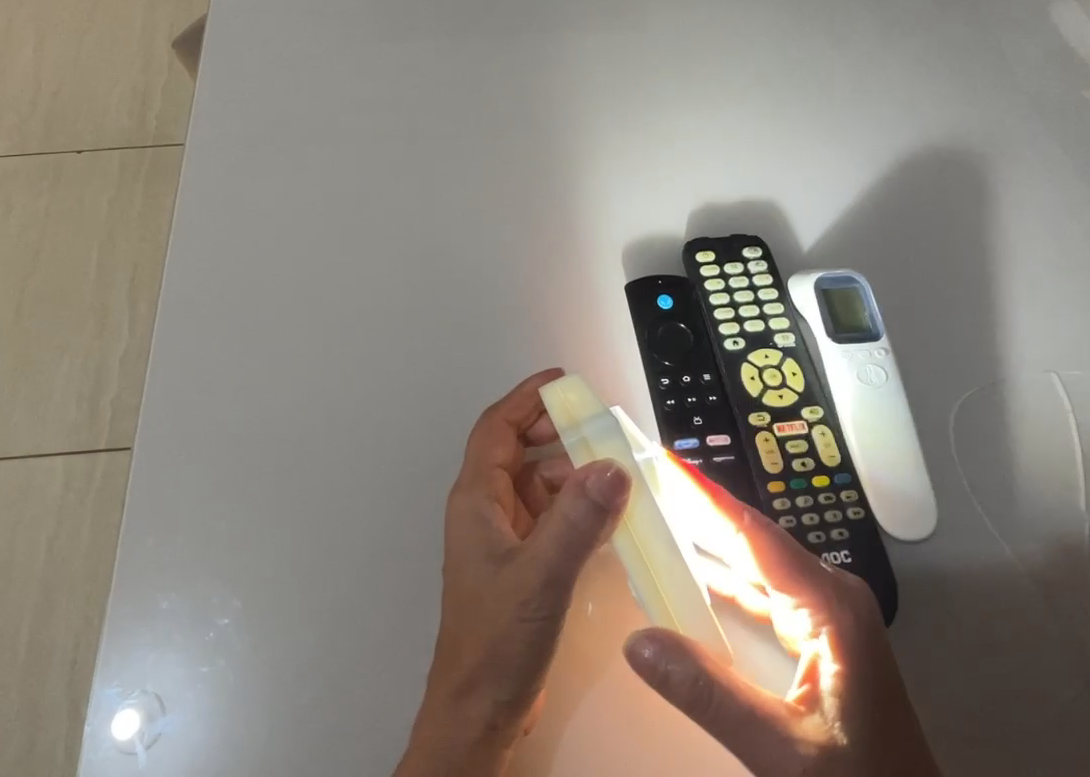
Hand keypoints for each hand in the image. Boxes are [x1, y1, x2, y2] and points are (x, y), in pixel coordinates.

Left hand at [395, 369, 630, 776]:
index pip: (496, 429)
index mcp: (476, 499)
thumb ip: (577, 520)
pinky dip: (575, 507)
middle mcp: (485, 510)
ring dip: (571, 473)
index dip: (525, 400)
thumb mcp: (541, 575)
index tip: (561, 382)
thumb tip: (612, 467)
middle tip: (599, 428)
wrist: (479, 708)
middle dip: (555, 434)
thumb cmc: (497, 638)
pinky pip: (548, 517)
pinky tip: (605, 515)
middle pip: (517, 452)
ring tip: (613, 472)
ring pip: (536, 485)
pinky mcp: (519, 564)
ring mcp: (502, 538)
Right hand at [622, 475, 939, 776]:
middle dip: (697, 510)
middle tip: (644, 482)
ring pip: (754, 565)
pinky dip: (722, 582)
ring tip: (654, 518)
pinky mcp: (819, 637)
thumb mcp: (780, 747)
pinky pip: (761, 594)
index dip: (705, 495)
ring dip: (706, 545)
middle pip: (752, 540)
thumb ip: (708, 694)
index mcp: (829, 606)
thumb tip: (636, 641)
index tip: (665, 461)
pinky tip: (688, 578)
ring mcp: (826, 616)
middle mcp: (830, 596)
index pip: (753, 534)